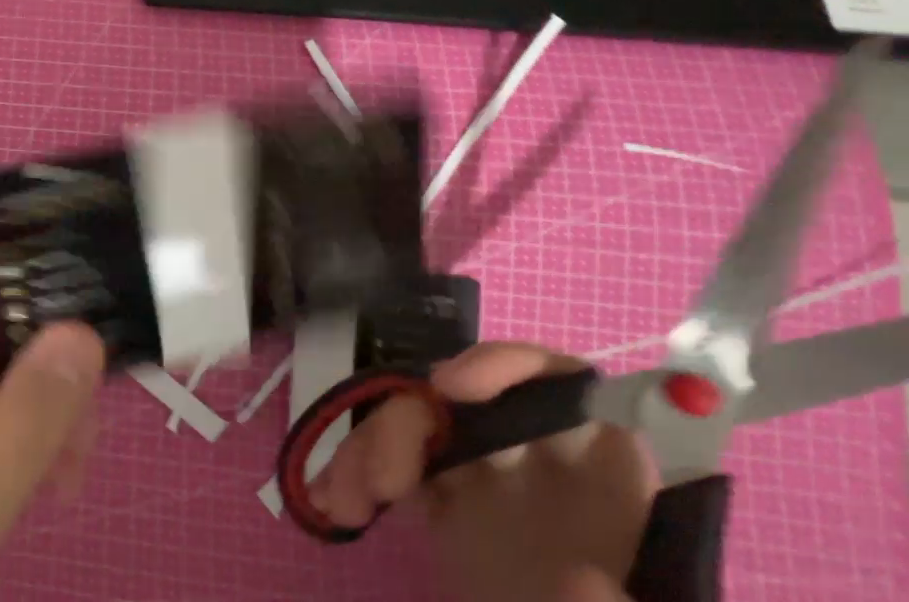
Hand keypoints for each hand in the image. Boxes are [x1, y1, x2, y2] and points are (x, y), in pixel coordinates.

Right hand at [310, 343, 658, 601]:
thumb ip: (613, 599)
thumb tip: (573, 578)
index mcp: (597, 465)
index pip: (556, 379)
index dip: (502, 366)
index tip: (448, 387)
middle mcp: (532, 450)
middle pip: (454, 398)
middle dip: (403, 423)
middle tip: (384, 482)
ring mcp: (479, 472)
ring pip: (407, 424)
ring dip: (366, 450)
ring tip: (348, 504)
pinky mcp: (439, 499)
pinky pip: (384, 463)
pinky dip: (349, 474)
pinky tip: (332, 502)